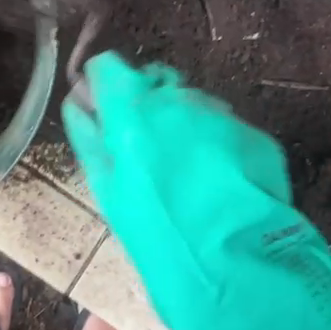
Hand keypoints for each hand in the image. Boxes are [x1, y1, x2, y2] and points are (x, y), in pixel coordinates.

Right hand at [61, 52, 294, 291]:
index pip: (108, 66)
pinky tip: (219, 183)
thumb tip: (77, 104)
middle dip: (147, 105)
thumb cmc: (155, 231)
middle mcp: (176, 97)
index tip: (103, 108)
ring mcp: (219, 112)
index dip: (103, 84)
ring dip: (183, 124)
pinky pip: (224, 127)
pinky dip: (217, 144)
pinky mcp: (253, 133)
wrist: (233, 263)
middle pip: (154, 82)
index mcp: (132, 108)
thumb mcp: (108, 191)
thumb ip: (89, 138)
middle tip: (146, 150)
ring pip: (191, 104)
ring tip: (188, 173)